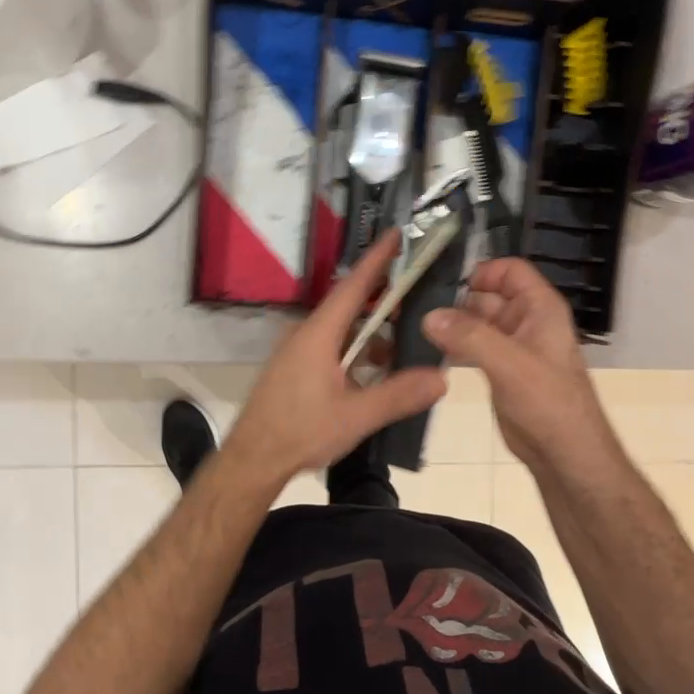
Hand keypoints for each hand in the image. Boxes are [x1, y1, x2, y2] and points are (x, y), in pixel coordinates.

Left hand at [222, 232, 448, 480]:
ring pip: (341, 332)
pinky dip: (355, 354)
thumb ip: (399, 395)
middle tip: (417, 298)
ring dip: (371, 336)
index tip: (396, 234)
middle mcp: (305, 335)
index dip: (377, 259)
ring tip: (403, 348)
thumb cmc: (300, 431)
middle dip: (383, 301)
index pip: (353, 286)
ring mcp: (295, 353)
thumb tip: (441, 378)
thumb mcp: (356, 416)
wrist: (252, 459)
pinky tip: (373, 377)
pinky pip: (330, 350)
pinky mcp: (293, 371)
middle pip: (350, 307)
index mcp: (319, 334)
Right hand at [421, 258, 618, 470]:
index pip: (509, 271)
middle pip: (487, 295)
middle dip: (455, 298)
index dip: (480, 271)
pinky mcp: (499, 370)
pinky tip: (427, 348)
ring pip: (477, 322)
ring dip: (450, 323)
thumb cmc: (548, 402)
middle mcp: (526, 321)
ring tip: (412, 323)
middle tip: (413, 304)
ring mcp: (512, 346)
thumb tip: (429, 315)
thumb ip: (470, 336)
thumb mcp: (509, 363)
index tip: (442, 281)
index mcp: (540, 308)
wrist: (563, 452)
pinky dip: (453, 345)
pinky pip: (473, 347)